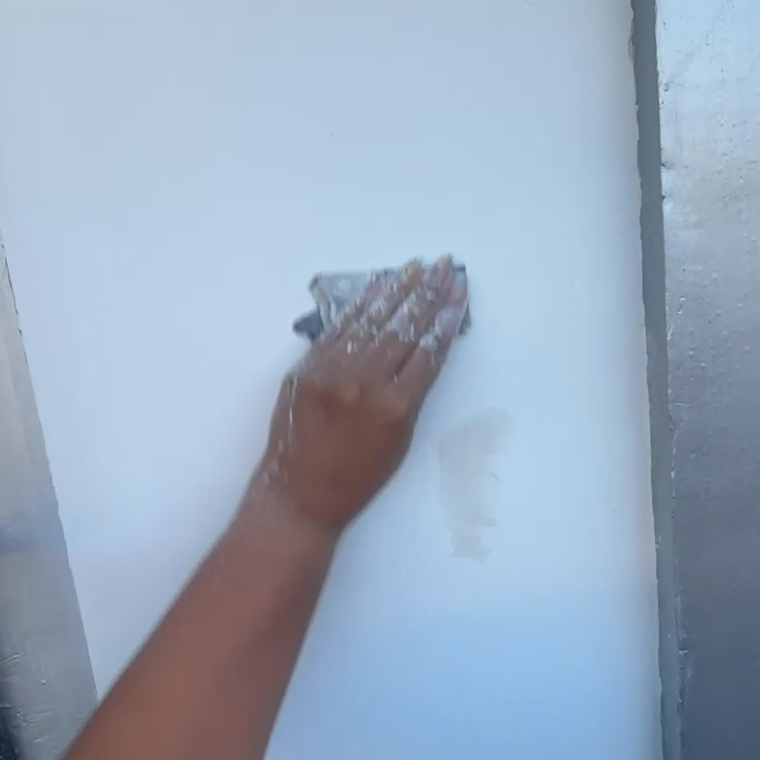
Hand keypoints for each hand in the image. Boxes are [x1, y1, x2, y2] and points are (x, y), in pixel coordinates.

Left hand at [258, 258, 468, 535]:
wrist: (300, 494)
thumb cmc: (359, 477)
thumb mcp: (401, 440)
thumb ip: (411, 393)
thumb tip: (421, 347)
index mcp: (395, 406)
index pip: (428, 350)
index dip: (446, 318)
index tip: (458, 291)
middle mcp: (364, 382)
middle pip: (402, 327)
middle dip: (426, 294)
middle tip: (442, 266)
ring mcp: (331, 371)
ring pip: (370, 321)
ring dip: (396, 290)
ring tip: (416, 267)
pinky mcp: (307, 368)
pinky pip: (339, 329)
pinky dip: (360, 306)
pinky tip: (376, 286)